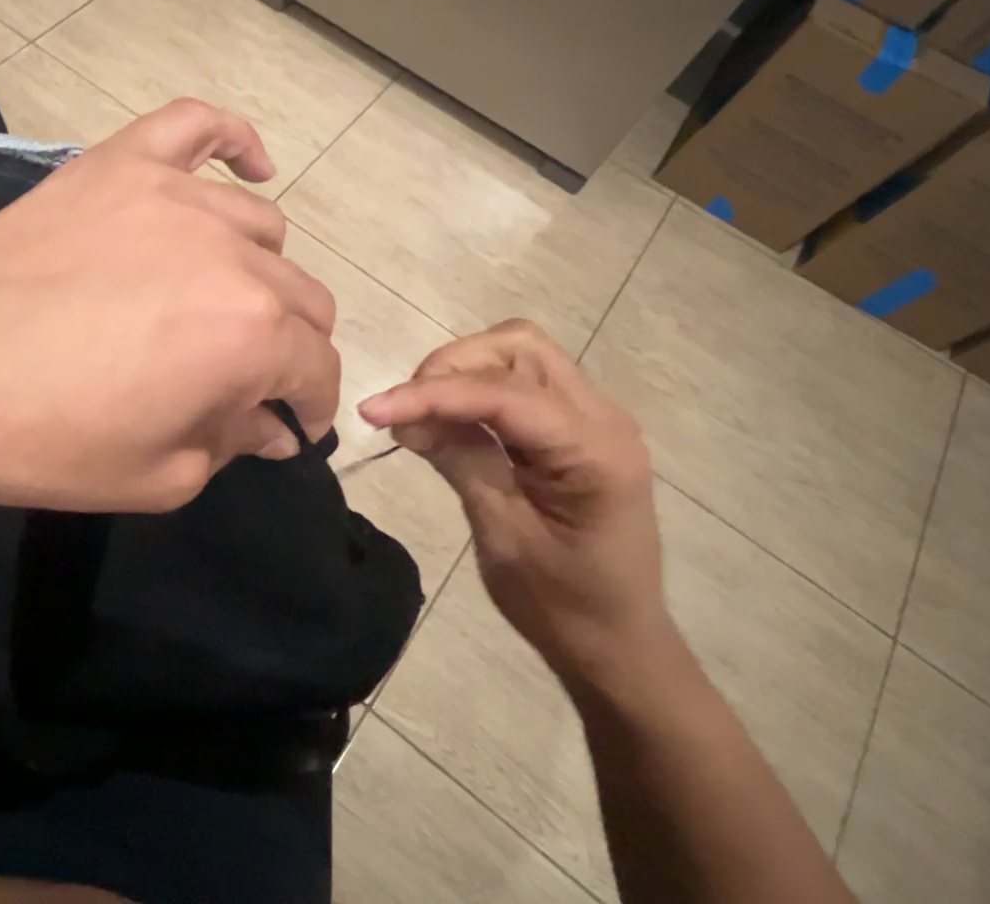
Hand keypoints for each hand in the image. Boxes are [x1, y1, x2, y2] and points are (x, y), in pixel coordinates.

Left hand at [0, 98, 340, 515]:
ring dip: (259, 273)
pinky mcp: (118, 164)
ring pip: (260, 225)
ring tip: (218, 302)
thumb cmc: (46, 443)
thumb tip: (273, 427)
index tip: (292, 426)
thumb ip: (233, 445)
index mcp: (251, 335)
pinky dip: (233, 141)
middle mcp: (230, 253)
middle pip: (302, 294)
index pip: (316, 366)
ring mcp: (173, 195)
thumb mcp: (159, 476)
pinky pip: (197, 126)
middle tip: (250, 377)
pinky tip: (247, 164)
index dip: (311, 404)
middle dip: (292, 347)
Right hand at [357, 320, 672, 690]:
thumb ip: (460, 463)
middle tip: (403, 408)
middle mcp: (602, 417)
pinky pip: (522, 386)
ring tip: (418, 414)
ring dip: (462, 373)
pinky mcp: (575, 430)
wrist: (617, 643)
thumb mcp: (503, 537)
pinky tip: (443, 422)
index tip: (372, 410)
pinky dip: (477, 392)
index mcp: (594, 450)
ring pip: (519, 357)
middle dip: (451, 366)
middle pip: (519, 347)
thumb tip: (404, 419)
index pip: (504, 394)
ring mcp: (593, 419)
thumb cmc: (562, 605)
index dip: (432, 394)